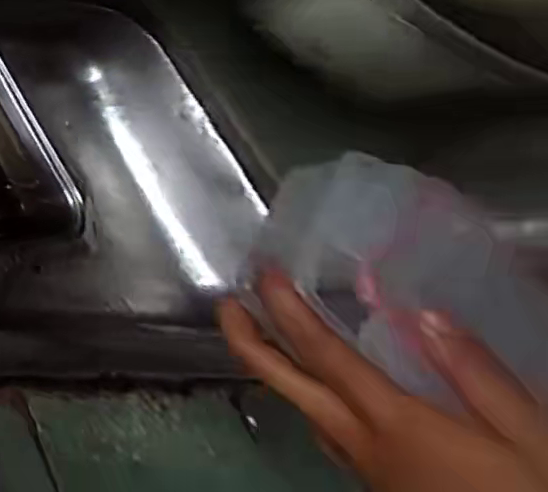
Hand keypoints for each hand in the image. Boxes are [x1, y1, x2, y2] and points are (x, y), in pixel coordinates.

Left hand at [220, 269, 547, 491]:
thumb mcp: (539, 444)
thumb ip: (481, 379)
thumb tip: (427, 317)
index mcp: (388, 419)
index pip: (315, 347)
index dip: (282, 305)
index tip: (263, 274)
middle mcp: (357, 438)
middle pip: (275, 376)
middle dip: (241, 333)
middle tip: (228, 301)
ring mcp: (363, 467)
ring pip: (298, 407)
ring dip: (276, 369)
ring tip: (272, 339)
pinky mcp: (378, 488)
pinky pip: (328, 435)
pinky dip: (314, 404)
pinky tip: (331, 399)